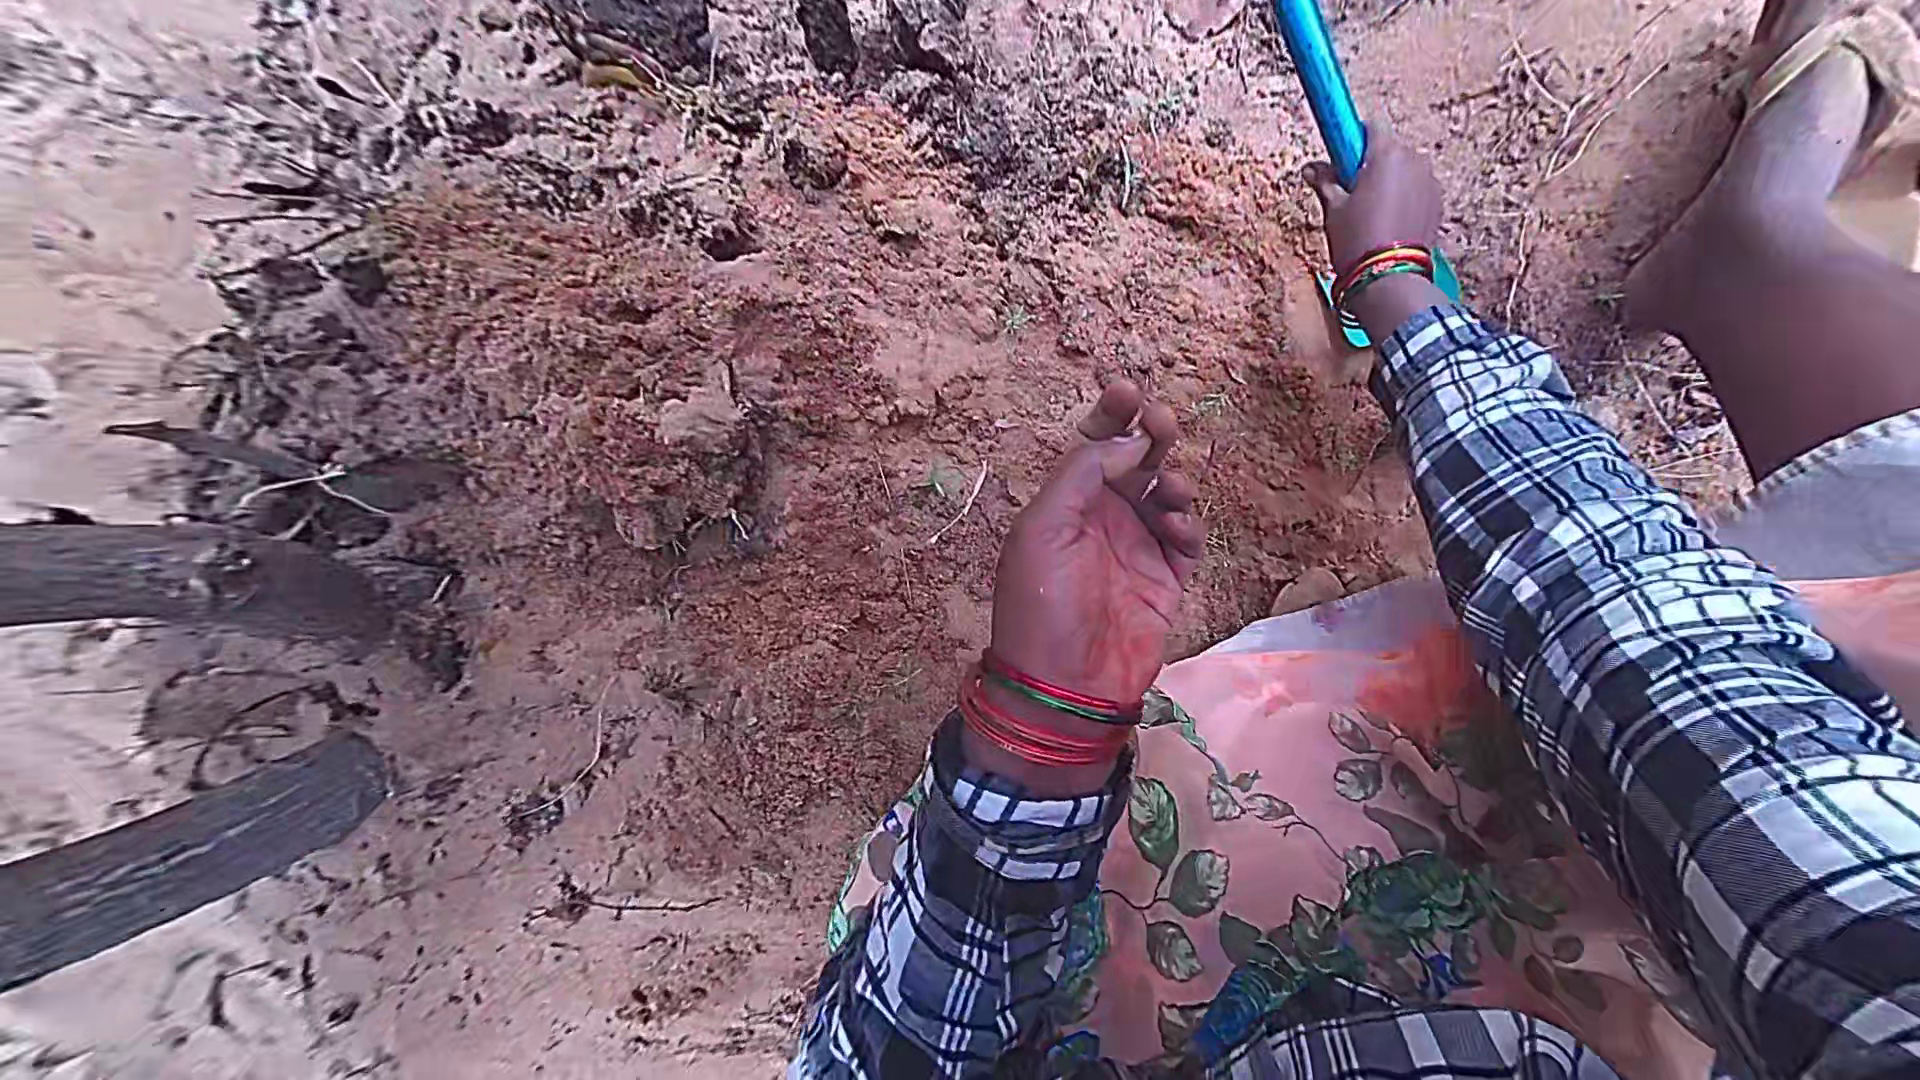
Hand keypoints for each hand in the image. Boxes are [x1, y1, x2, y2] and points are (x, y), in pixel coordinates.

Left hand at [988, 382, 1205, 709]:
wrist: (1066, 681)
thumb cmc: (1044, 600)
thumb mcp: (1044, 527)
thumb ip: (1082, 473)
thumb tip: (1129, 437)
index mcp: (1067, 503)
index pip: (1092, 447)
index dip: (1110, 415)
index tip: (1127, 389)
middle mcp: (1103, 518)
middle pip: (1136, 462)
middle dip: (1151, 436)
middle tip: (1162, 423)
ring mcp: (1137, 547)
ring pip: (1167, 495)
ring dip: (1174, 482)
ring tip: (1171, 489)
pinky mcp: (1166, 578)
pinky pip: (1186, 539)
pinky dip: (1187, 527)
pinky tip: (1178, 530)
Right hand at [1303, 124, 1443, 274]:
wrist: (1388, 276)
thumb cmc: (1356, 240)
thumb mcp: (1333, 210)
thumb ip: (1325, 183)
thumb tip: (1311, 168)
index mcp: (1386, 155)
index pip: (1369, 127)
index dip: (1350, 140)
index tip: (1338, 157)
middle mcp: (1414, 159)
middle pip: (1387, 151)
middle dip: (1368, 166)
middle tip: (1347, 196)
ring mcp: (1429, 180)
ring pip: (1402, 172)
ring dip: (1386, 184)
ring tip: (1367, 216)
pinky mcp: (1437, 201)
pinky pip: (1414, 191)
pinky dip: (1400, 200)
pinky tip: (1384, 224)